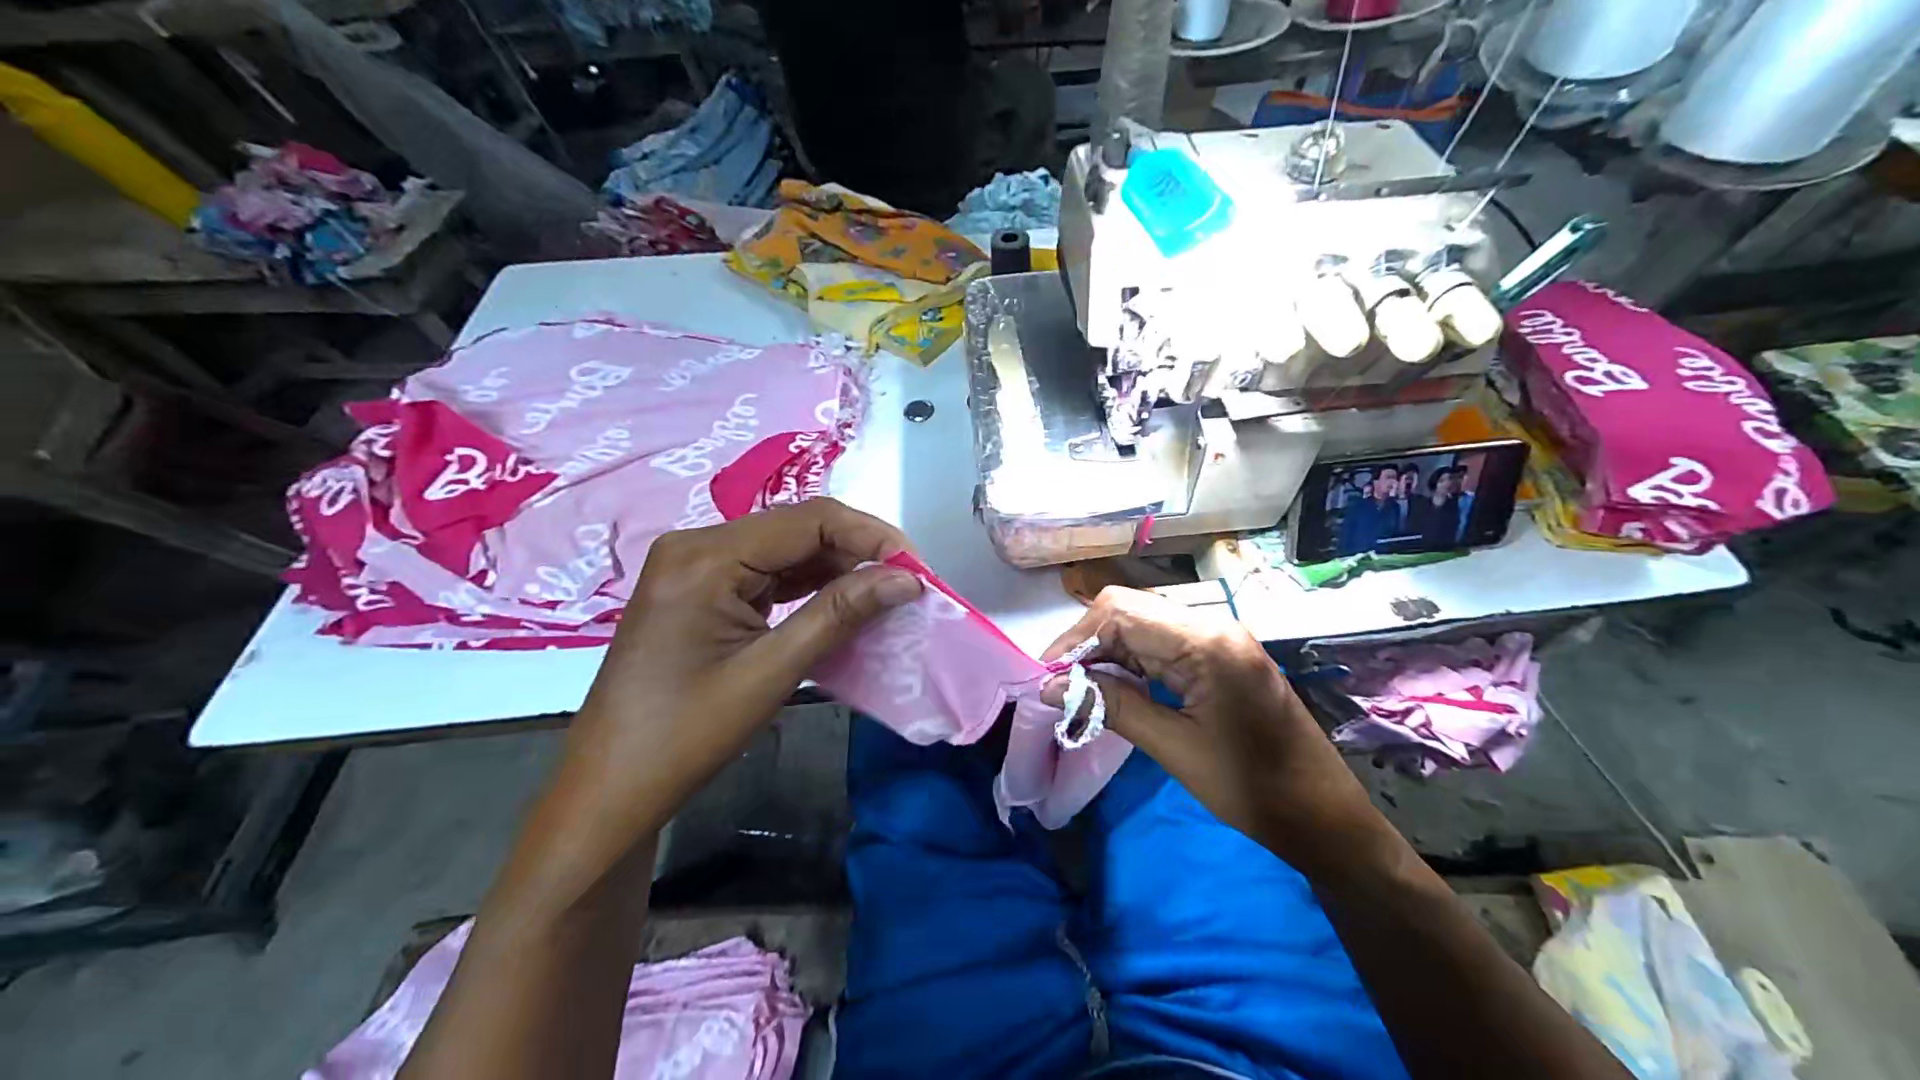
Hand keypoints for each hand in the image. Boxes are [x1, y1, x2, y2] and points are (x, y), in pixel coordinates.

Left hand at [568, 498, 921, 836]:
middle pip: (797, 528)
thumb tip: (906, 579)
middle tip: (909, 583)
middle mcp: (697, 545)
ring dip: (838, 567)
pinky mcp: (701, 588)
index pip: (809, 520)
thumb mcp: (771, 671)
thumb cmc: (686, 734)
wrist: (613, 785)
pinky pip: (767, 573)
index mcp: (705, 556)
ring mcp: (696, 566)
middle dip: (858, 551)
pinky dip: (808, 585)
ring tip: (886, 592)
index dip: (872, 537)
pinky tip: (844, 600)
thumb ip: (839, 613)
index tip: (918, 570)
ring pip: (786, 549)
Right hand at [1040, 587, 1382, 867]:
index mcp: (1206, 641)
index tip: (1048, 677)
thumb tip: (1049, 686)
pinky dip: (1134, 662)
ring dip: (1109, 654)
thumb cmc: (1252, 789)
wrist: (1325, 817)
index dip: (1076, 639)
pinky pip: (1165, 644)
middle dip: (1089, 645)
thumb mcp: (1174, 748)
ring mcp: (1222, 639)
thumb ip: (1111, 706)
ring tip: (1084, 692)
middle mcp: (1214, 625)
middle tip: (1062, 687)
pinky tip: (1119, 690)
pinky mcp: (1224, 656)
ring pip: (1145, 625)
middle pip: (1130, 610)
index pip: (1120, 611)